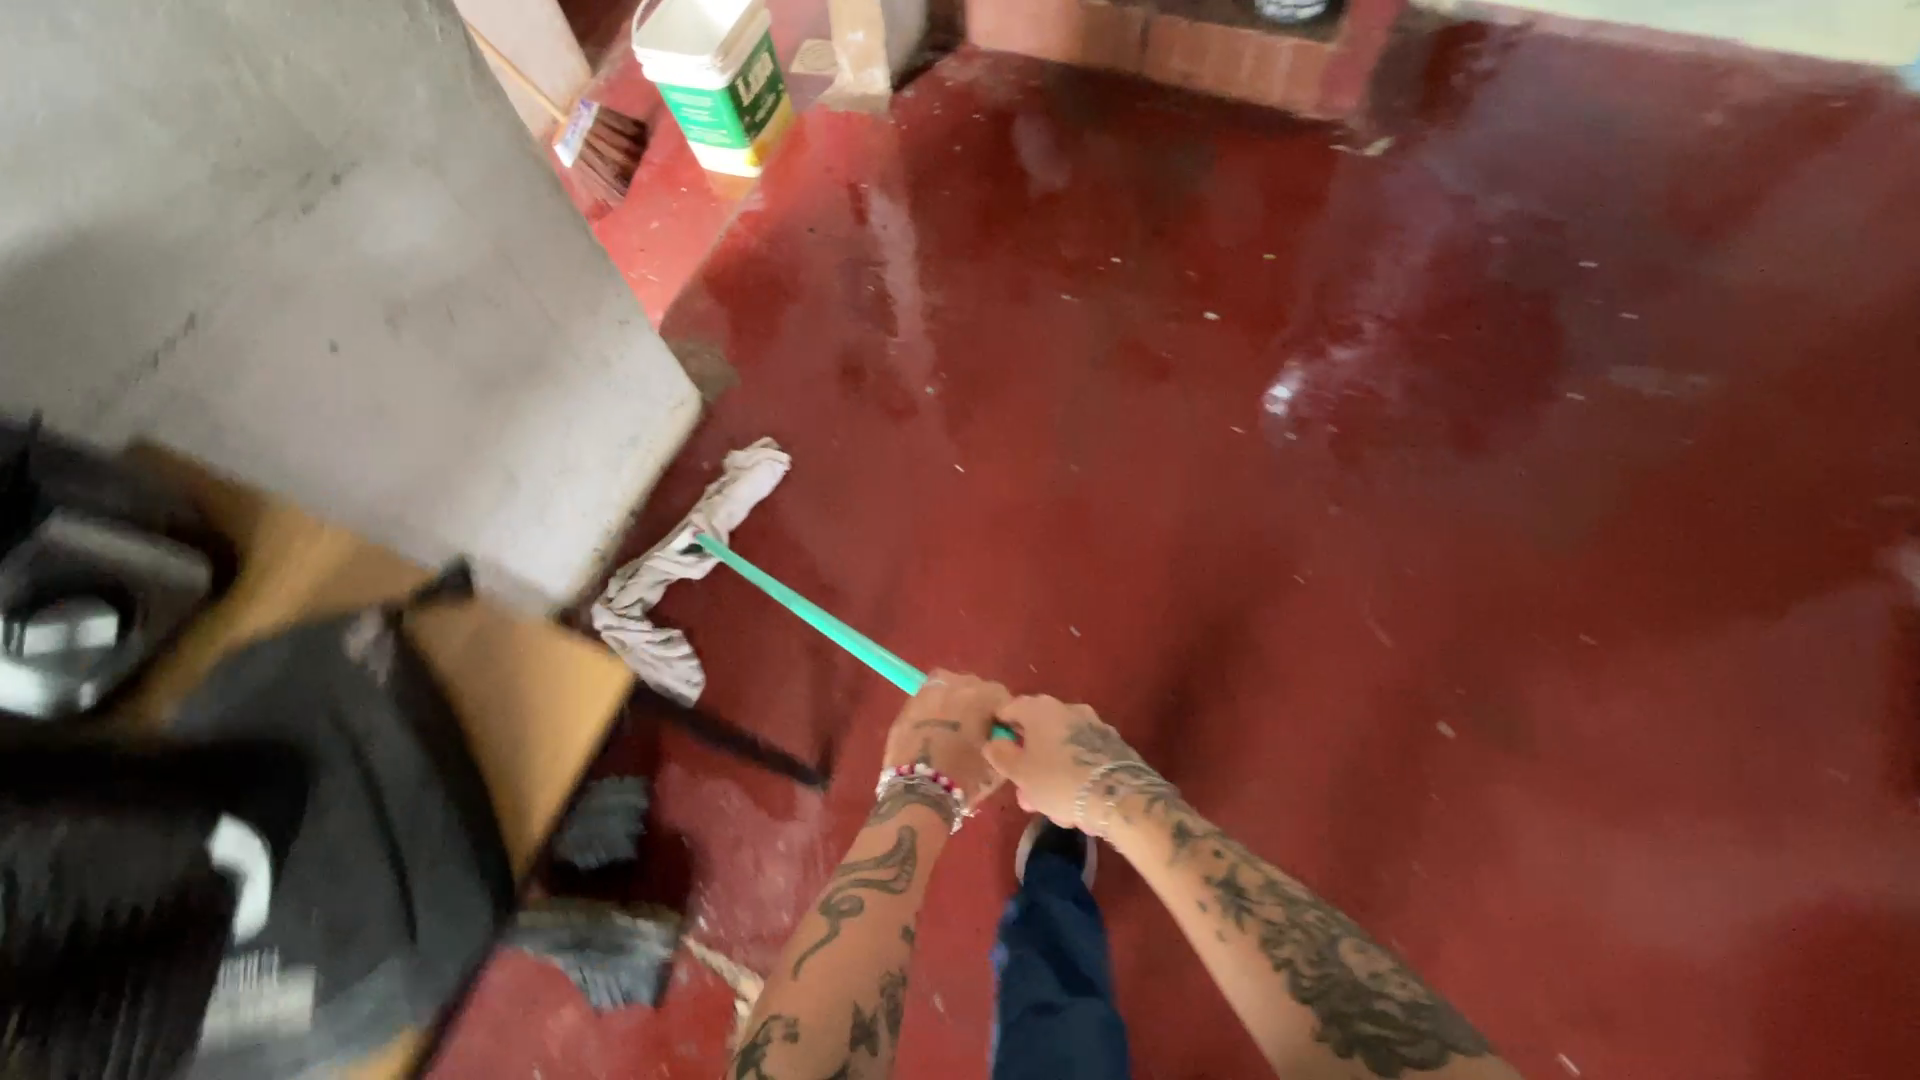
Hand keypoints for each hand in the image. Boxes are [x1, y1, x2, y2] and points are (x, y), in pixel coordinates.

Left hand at [882, 670, 1009, 807]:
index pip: (1001, 697)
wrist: (920, 791)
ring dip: (953, 702)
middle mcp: (955, 685)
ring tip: (952, 727)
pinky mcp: (907, 705)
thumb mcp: (998, 761)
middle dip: (977, 705)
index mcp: (982, 696)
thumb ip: (1004, 741)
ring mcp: (928, 692)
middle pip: (973, 687)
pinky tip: (932, 731)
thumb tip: (1000, 736)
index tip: (1000, 733)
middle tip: (975, 730)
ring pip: (947, 688)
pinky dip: (932, 711)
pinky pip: (926, 701)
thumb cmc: (966, 778)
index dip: (1002, 717)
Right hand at [983, 695, 1148, 829]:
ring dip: (1051, 773)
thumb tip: (995, 742)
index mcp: (1040, 708)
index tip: (1000, 759)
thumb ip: (1001, 755)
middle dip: (1028, 763)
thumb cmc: (1059, 781)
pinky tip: (1076, 801)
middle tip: (1026, 795)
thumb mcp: (1020, 773)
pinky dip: (1075, 774)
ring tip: (1051, 808)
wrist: (1119, 796)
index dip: (1000, 734)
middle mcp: (1067, 708)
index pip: (1008, 711)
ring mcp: (1093, 724)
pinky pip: (1083, 757)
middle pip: (1037, 732)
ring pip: (1061, 748)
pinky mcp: (1113, 744)